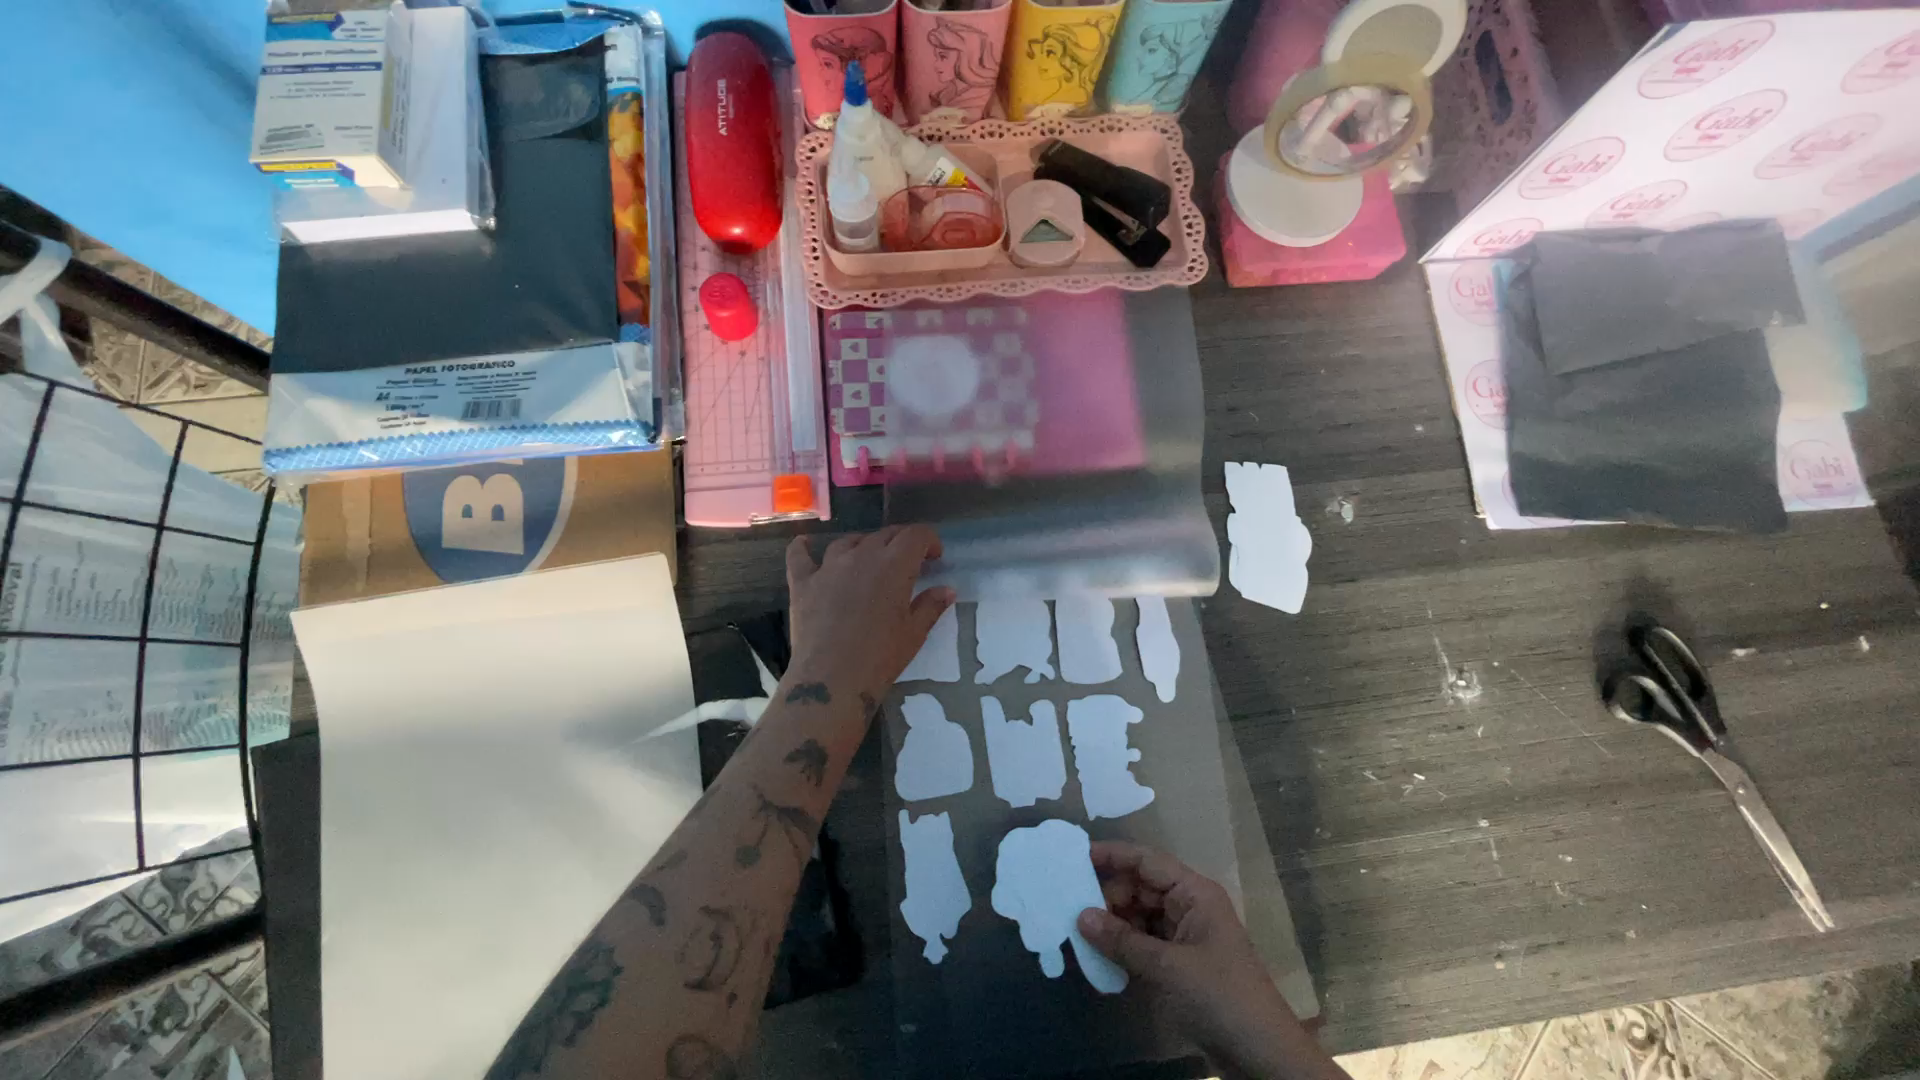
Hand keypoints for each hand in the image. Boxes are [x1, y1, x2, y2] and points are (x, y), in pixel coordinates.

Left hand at [785, 526, 955, 705]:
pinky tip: (805, 544)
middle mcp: (861, 556)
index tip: (934, 557)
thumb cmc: (880, 657)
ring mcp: (828, 567)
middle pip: (885, 535)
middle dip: (901, 543)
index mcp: (894, 565)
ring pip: (848, 541)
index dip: (929, 541)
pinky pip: (799, 555)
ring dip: (864, 545)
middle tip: (908, 562)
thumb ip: (931, 606)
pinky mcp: (803, 582)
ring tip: (869, 559)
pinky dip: (804, 547)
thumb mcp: (913, 633)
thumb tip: (947, 590)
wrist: (831, 679)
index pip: (916, 536)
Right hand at [1079, 842, 1342, 1079]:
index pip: (1146, 861)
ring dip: (1111, 924)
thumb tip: (1080, 916)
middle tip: (1069, 908)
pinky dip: (1121, 948)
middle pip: (1139, 888)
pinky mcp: (1179, 964)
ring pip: (1138, 916)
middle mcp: (1188, 907)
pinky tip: (1096, 957)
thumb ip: (1122, 940)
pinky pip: (1143, 943)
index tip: (1074, 858)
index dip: (1112, 855)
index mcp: (1194, 894)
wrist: (1261, 1054)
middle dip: (1106, 896)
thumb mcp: (1167, 968)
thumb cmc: (1219, 997)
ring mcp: (1183, 936)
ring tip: (1075, 933)